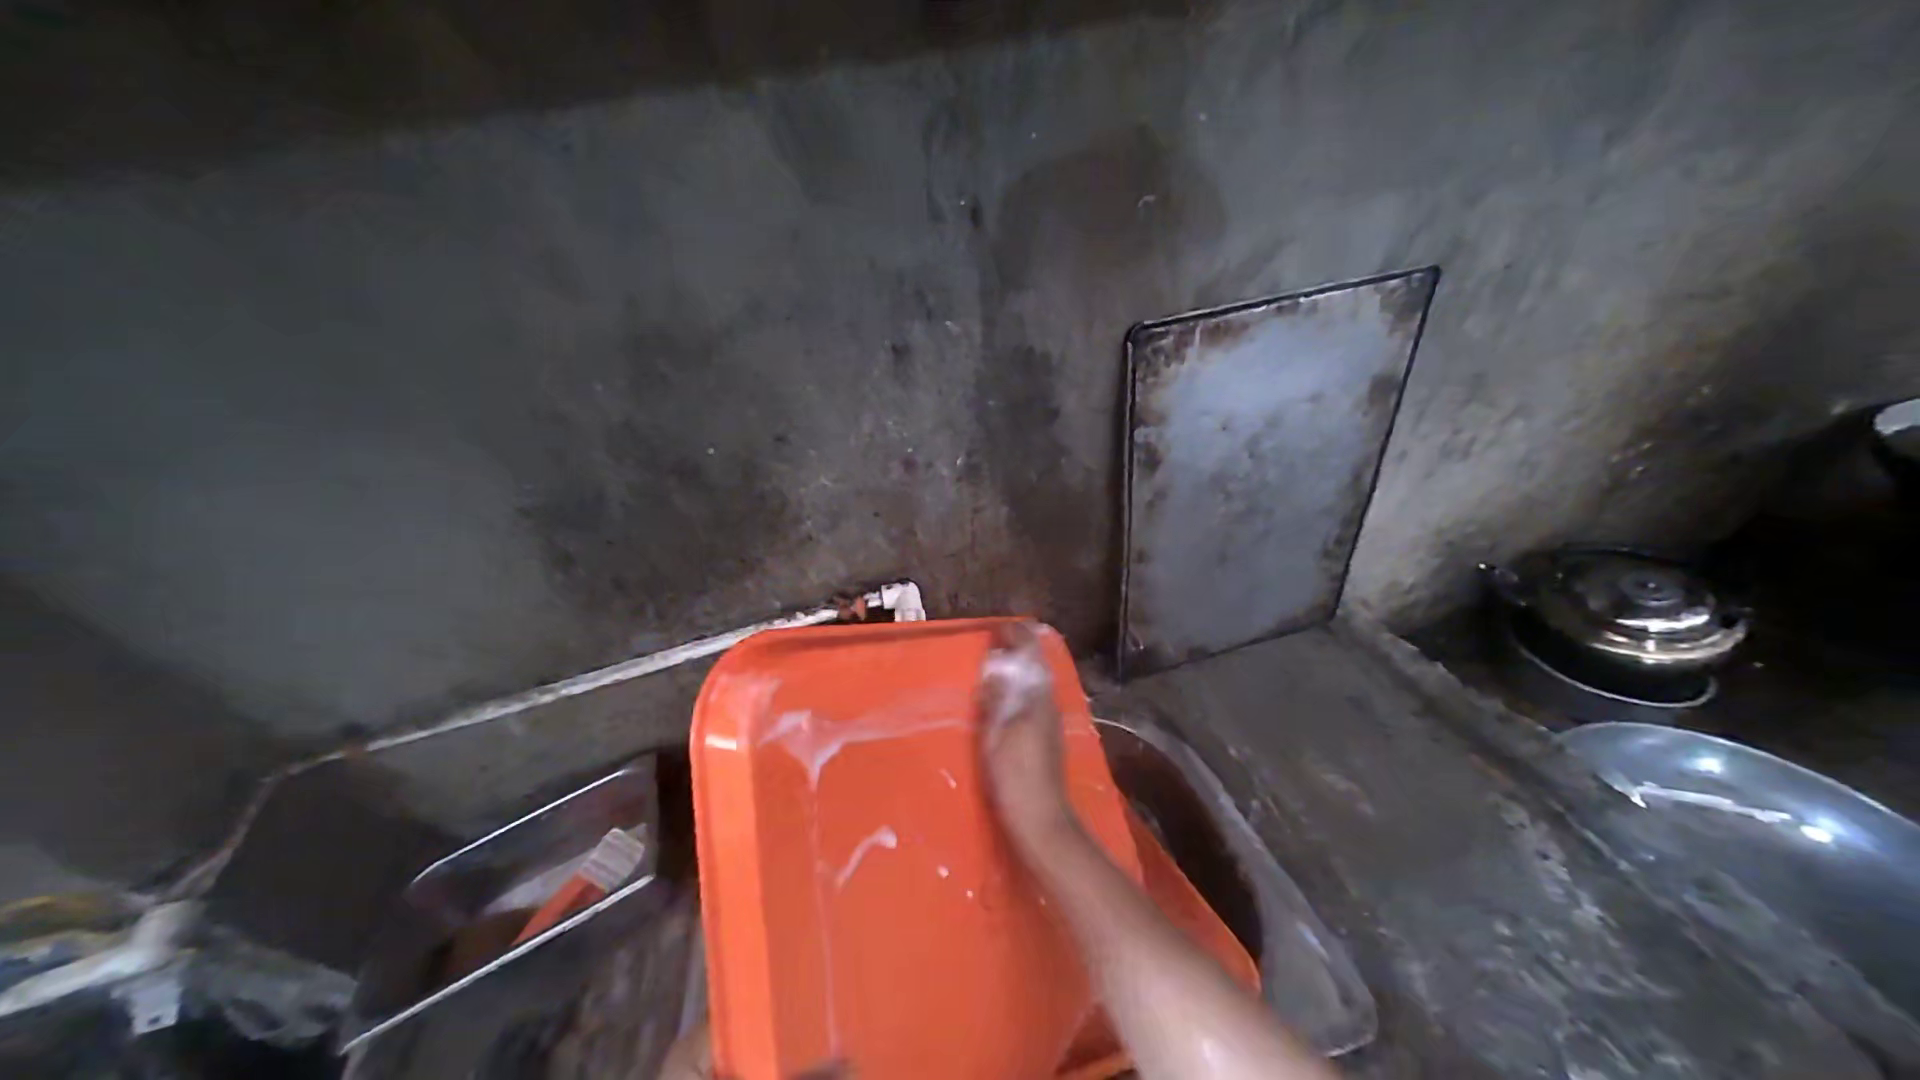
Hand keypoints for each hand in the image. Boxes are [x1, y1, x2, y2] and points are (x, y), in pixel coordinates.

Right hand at [977, 622, 1077, 855]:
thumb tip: (995, 665)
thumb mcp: (998, 734)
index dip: (1017, 637)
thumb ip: (997, 697)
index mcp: (1037, 698)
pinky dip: (1019, 688)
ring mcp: (1049, 722)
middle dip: (1018, 650)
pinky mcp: (1044, 738)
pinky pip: (1032, 699)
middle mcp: (1048, 704)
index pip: (1032, 655)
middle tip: (993, 641)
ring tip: (994, 664)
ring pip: (1035, 683)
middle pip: (1036, 666)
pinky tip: (1004, 698)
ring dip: (1018, 669)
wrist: (1042, 820)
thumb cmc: (1016, 776)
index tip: (998, 627)